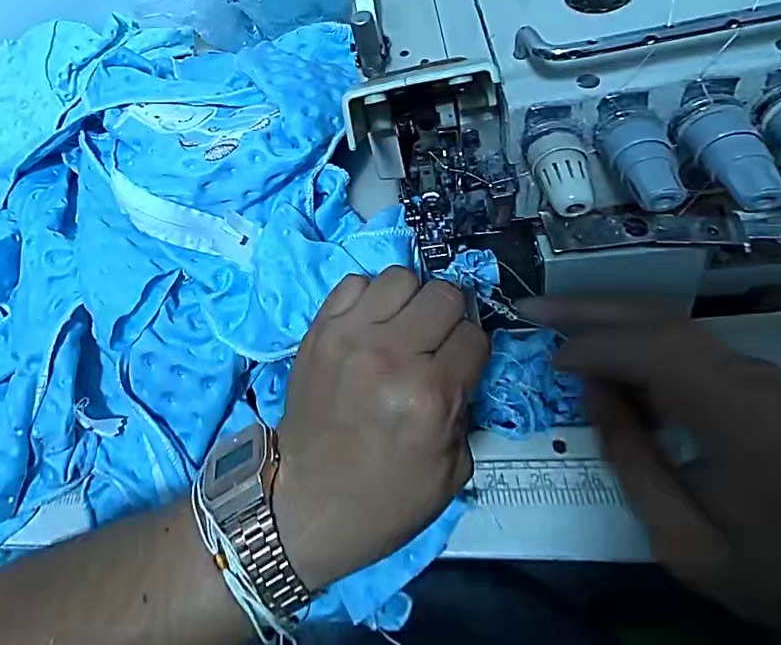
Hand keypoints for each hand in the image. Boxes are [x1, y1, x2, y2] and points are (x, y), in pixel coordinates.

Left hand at [271, 267, 488, 590]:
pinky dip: (369, 298)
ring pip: (401, 277)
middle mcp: (391, 356)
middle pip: (444, 295)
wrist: (306, 502)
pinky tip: (369, 326)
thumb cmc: (385, 498)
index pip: (474, 336)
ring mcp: (350, 336)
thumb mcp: (452, 469)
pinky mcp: (319, 329)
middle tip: (433, 341)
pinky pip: (356, 282)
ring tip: (400, 328)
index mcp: (430, 396)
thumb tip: (463, 359)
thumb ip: (466, 404)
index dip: (471, 350)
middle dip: (448, 317)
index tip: (460, 362)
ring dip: (409, 301)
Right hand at [518, 296, 780, 629]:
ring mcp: (758, 371)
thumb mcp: (685, 541)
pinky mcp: (756, 377)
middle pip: (658, 319)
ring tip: (558, 322)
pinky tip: (612, 361)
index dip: (593, 349)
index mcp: (738, 414)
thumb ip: (632, 460)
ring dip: (611, 319)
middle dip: (590, 309)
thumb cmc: (768, 569)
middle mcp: (750, 375)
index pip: (651, 352)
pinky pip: (686, 345)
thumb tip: (593, 391)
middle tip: (534, 308)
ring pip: (670, 323)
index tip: (550, 362)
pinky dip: (639, 342)